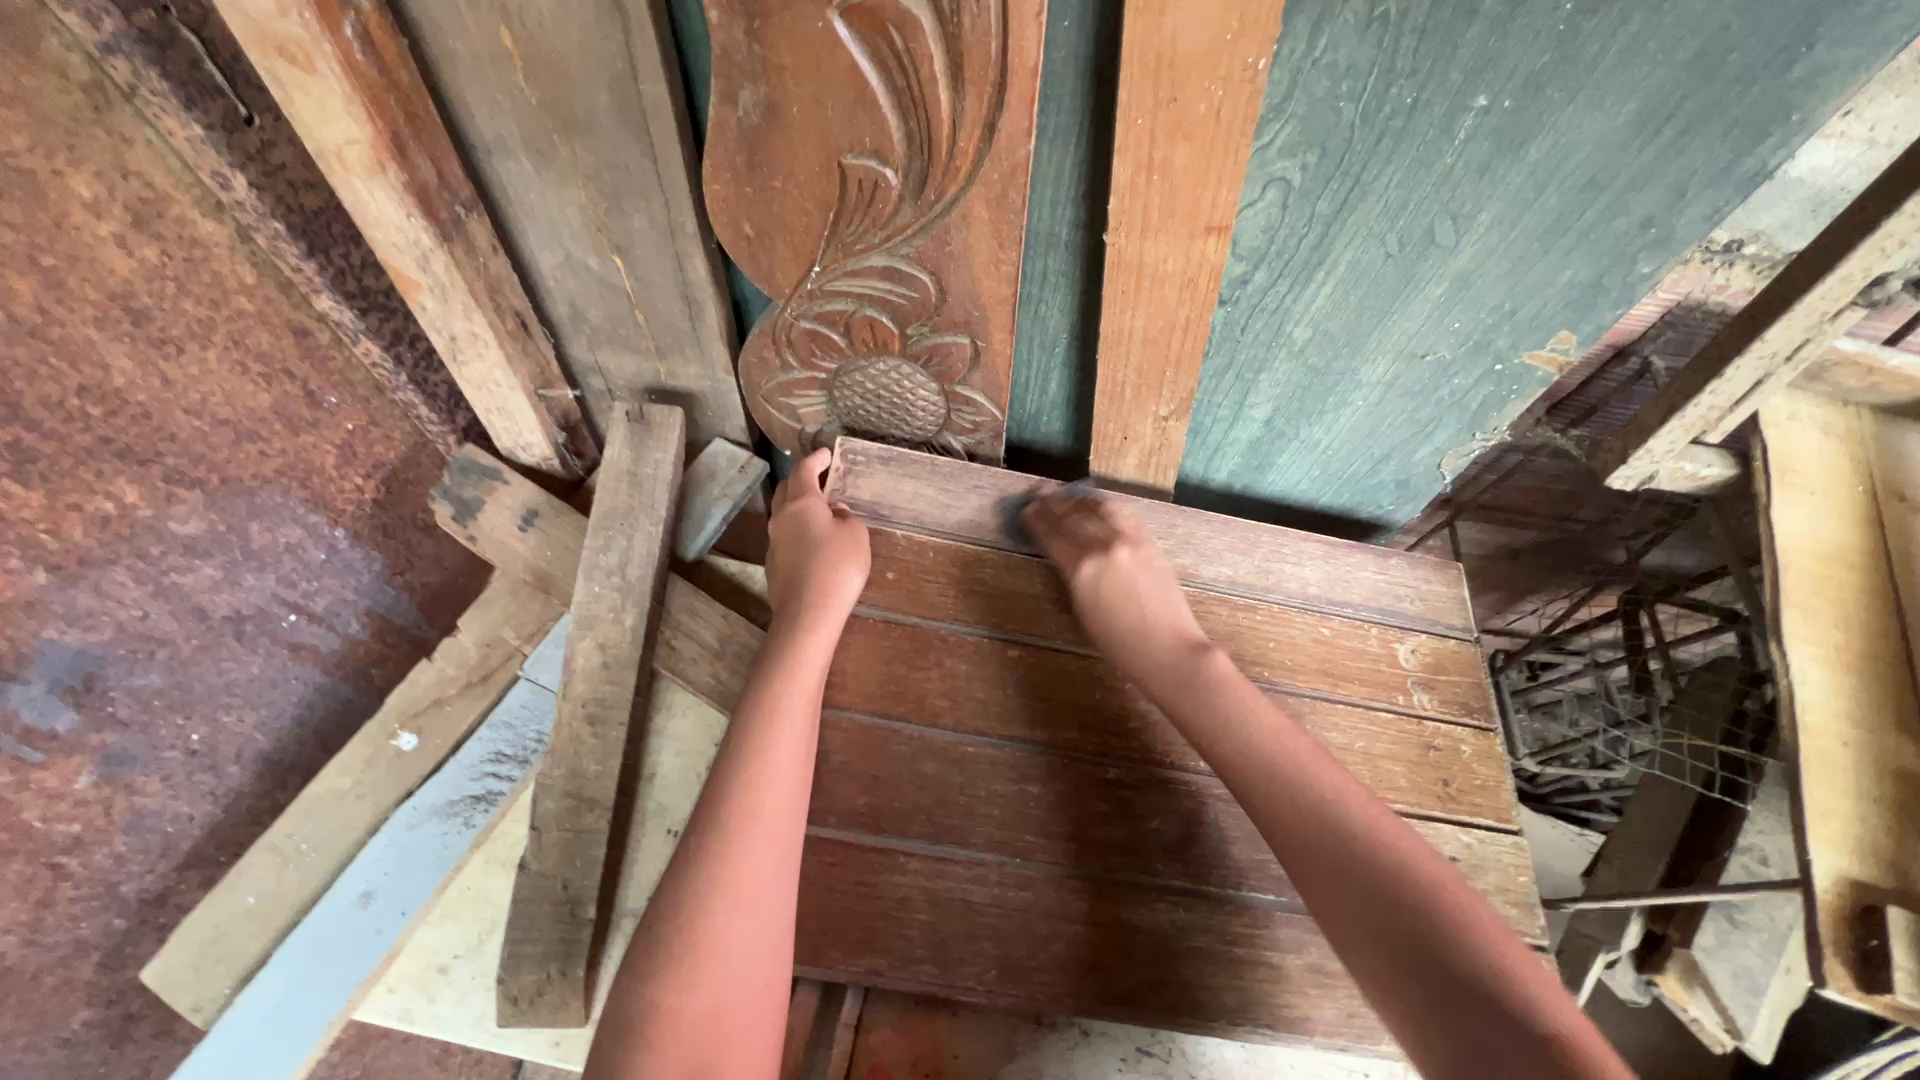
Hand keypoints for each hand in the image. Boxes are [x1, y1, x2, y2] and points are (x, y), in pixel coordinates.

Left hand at [765, 447, 870, 631]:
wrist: (807, 613)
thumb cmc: (837, 566)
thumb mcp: (856, 535)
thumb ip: (846, 518)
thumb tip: (834, 515)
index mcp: (801, 503)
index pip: (804, 471)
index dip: (816, 459)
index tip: (826, 454)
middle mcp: (781, 518)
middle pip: (786, 489)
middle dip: (801, 479)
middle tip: (819, 478)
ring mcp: (774, 542)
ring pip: (784, 515)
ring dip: (799, 507)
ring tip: (820, 511)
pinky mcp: (774, 565)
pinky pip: (786, 537)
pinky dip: (798, 530)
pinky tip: (814, 542)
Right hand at [1022, 487, 1214, 691]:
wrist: (1166, 648)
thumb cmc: (1118, 644)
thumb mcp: (1081, 611)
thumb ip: (1071, 577)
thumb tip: (1062, 556)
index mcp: (1080, 568)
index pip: (1052, 536)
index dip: (1037, 520)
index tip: (1027, 510)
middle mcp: (1103, 546)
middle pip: (1072, 516)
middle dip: (1053, 503)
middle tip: (1040, 493)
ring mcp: (1129, 540)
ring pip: (1099, 507)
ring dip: (1079, 499)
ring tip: (1067, 494)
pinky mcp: (1149, 541)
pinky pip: (1123, 514)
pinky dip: (1106, 505)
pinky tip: (1099, 504)